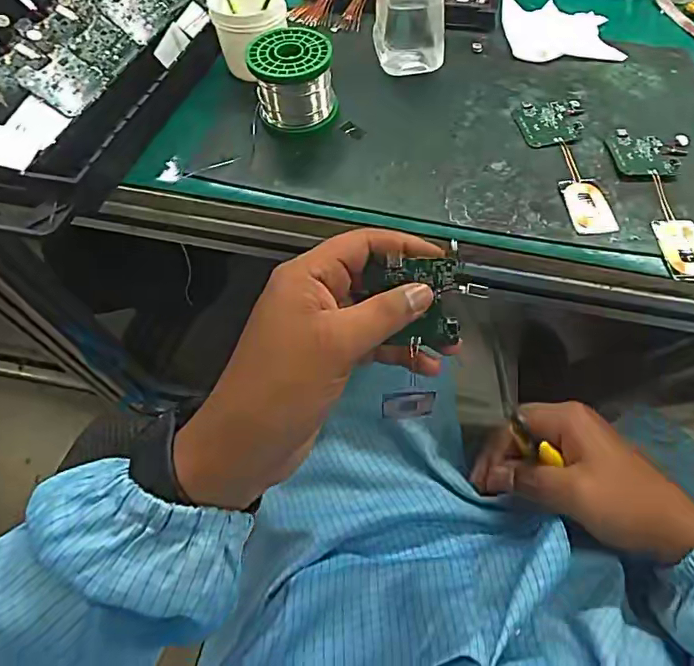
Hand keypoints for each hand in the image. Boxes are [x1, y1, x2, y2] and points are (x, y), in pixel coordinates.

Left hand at [174, 229, 450, 508]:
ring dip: (412, 326)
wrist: (242, 449)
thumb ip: (385, 312)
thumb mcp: (338, 343)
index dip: (403, 247)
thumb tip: (426, 290)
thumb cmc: (284, 384)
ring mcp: (325, 326)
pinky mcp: (331, 356)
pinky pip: (372, 341)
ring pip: (377, 312)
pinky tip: (427, 365)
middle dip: (413, 291)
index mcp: (309, 276)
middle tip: (451, 304)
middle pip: (374, 277)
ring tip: (450, 343)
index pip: (363, 244)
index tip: (440, 260)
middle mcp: (317, 293)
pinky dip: (398, 350)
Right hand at [471, 401, 693, 563]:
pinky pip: (552, 454)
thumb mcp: (572, 494)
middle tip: (487, 489)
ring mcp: (583, 434)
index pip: (515, 421)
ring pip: (536, 442)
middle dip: (503, 456)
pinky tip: (529, 490)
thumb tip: (493, 476)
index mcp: (568, 416)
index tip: (481, 484)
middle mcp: (573, 417)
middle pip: (523, 428)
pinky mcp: (590, 453)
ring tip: (502, 492)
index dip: (495, 450)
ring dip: (518, 465)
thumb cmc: (623, 504)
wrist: (674, 526)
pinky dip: (536, 470)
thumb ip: (529, 480)